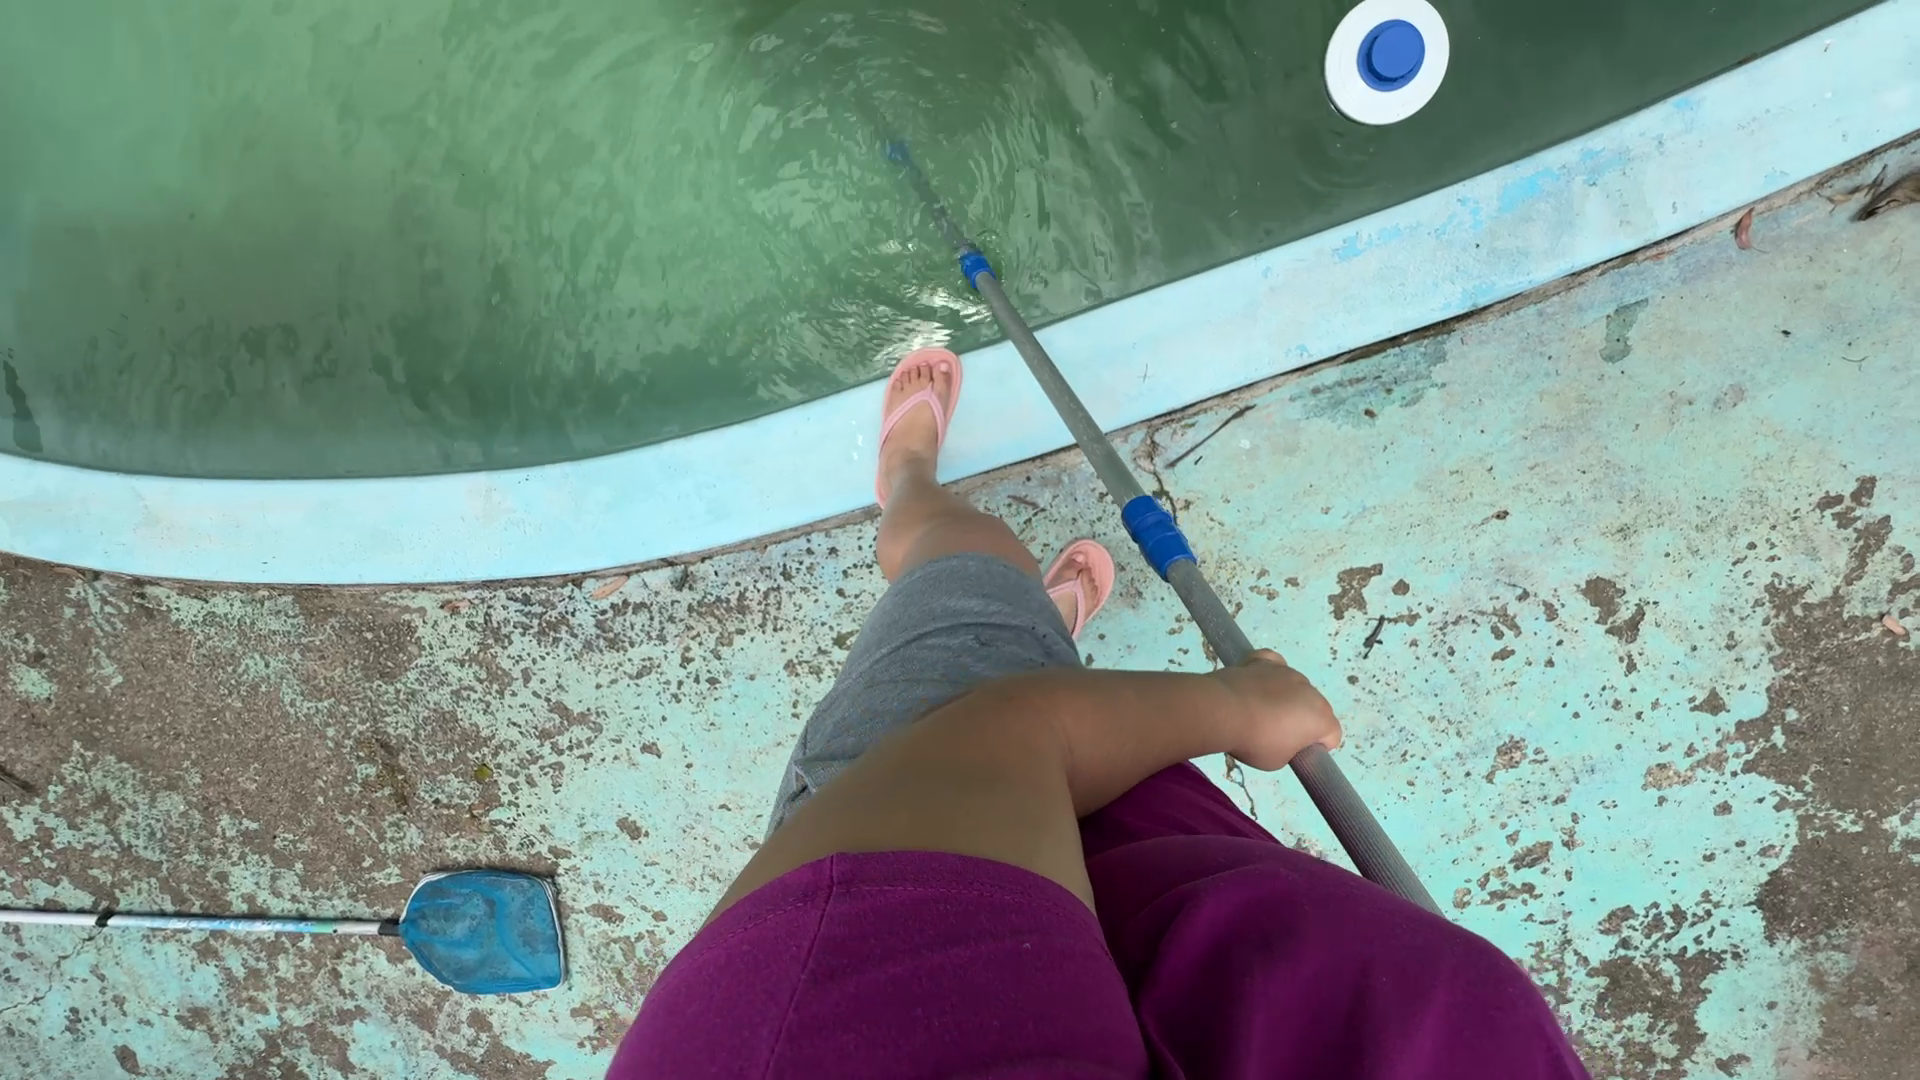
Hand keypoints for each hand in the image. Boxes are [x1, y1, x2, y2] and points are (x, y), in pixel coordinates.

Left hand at [1210, 649, 1341, 770]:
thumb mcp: (1279, 760)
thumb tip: (1286, 736)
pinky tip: (1258, 681)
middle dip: (1301, 719)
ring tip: (1258, 709)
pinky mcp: (1262, 660)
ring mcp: (1285, 671)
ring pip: (1294, 686)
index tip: (1296, 751)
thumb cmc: (1254, 741)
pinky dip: (1269, 672)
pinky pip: (1274, 663)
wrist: (1221, 711)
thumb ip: (1292, 748)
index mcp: (1320, 717)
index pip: (1332, 734)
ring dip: (1284, 696)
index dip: (1316, 746)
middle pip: (1314, 707)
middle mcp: (1309, 689)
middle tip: (1274, 733)